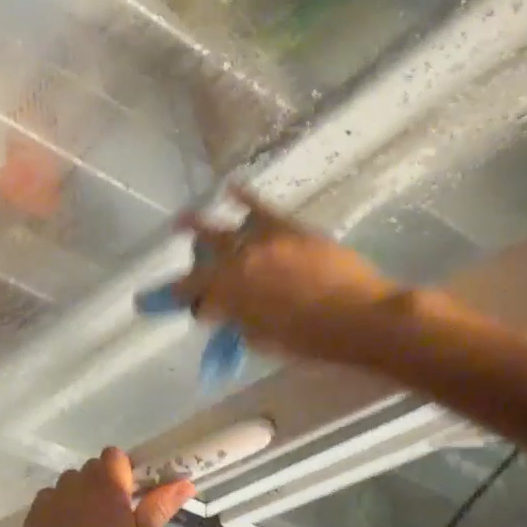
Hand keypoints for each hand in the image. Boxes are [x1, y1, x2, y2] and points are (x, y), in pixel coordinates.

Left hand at [1, 449, 194, 526]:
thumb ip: (159, 507)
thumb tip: (186, 482)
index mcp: (106, 484)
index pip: (115, 455)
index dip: (124, 471)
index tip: (131, 496)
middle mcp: (76, 481)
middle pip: (93, 469)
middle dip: (104, 486)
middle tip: (114, 521)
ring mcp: (52, 494)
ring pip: (72, 484)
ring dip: (82, 497)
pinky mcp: (34, 510)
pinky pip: (53, 499)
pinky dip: (61, 511)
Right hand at [173, 186, 408, 364]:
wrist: (362, 317)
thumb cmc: (313, 340)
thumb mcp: (264, 339)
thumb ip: (239, 322)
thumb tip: (229, 313)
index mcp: (228, 294)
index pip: (191, 293)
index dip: (176, 298)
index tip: (165, 303)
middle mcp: (236, 264)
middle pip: (202, 261)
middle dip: (188, 263)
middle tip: (179, 272)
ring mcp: (261, 242)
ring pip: (221, 231)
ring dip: (198, 226)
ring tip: (182, 220)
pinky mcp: (287, 228)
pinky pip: (260, 208)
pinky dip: (244, 197)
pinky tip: (231, 187)